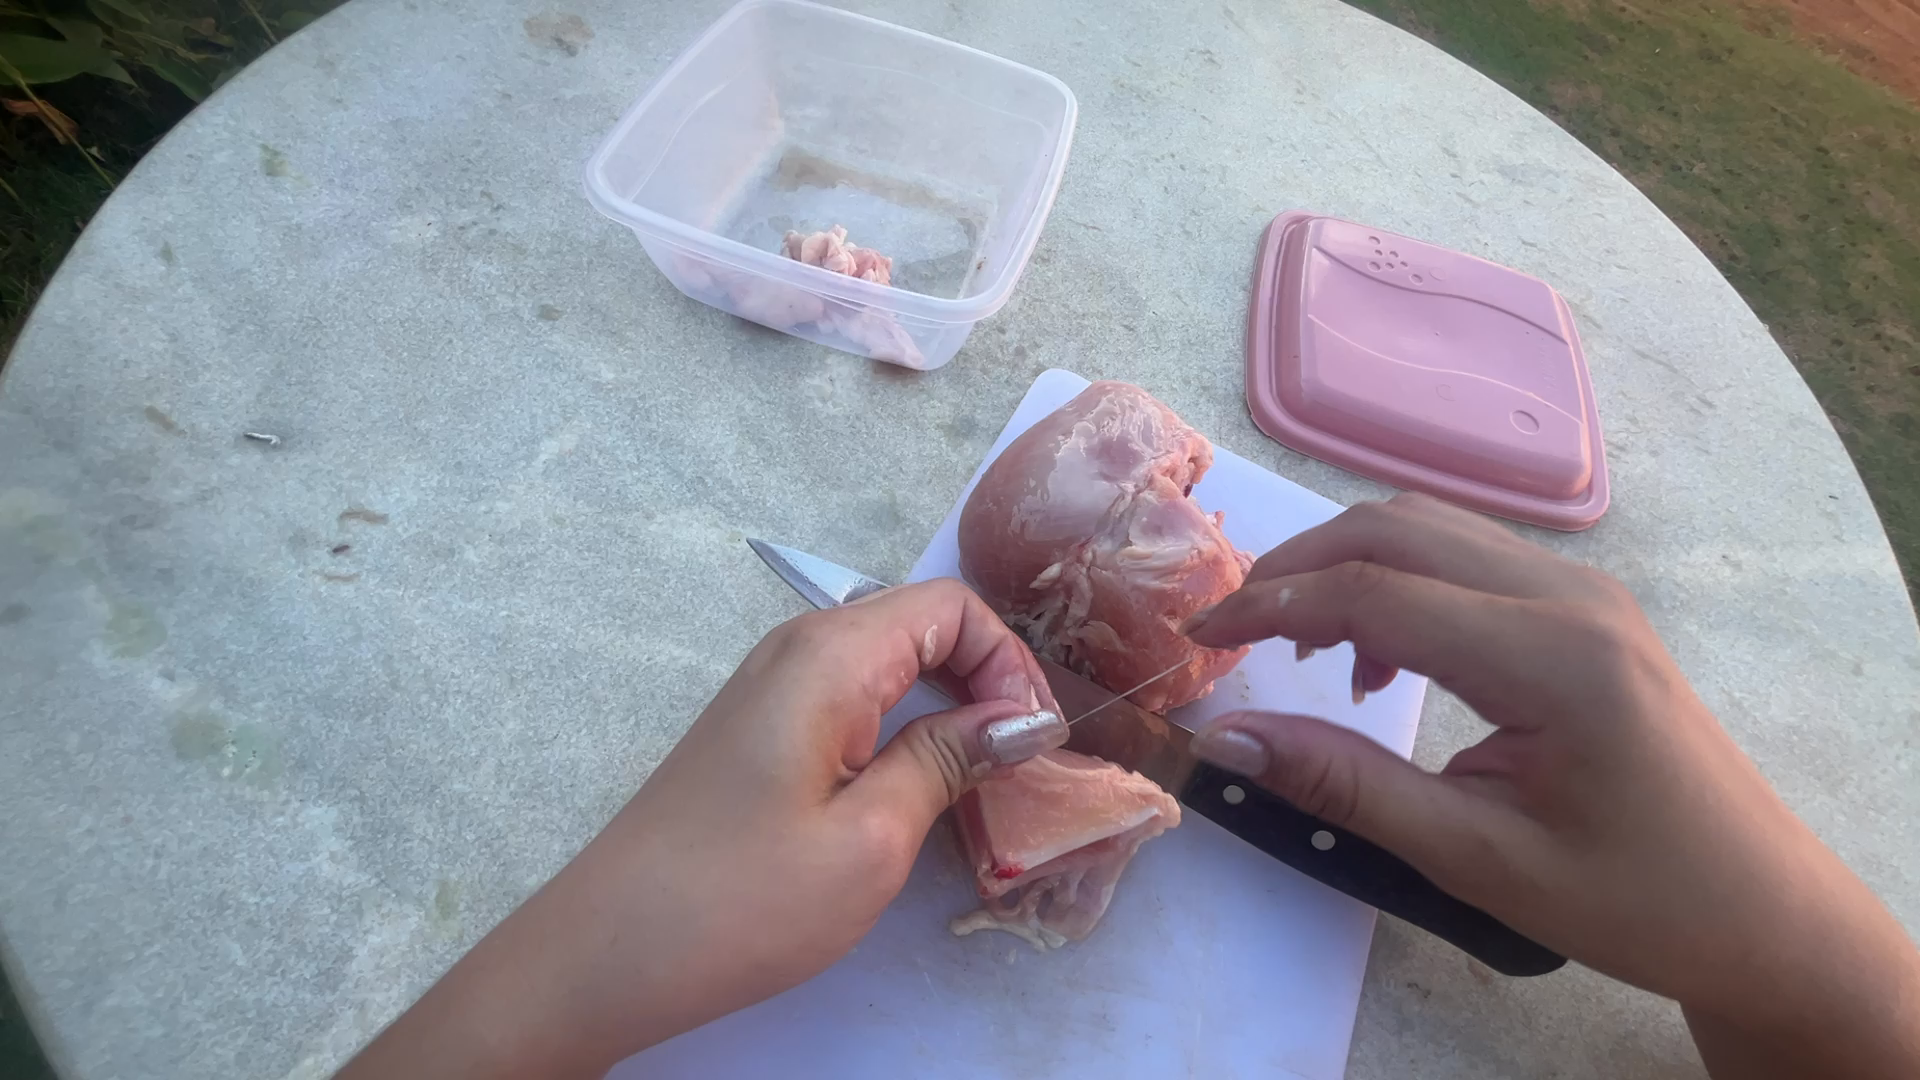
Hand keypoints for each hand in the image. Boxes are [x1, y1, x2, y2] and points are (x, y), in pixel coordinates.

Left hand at [338, 579, 1065, 1079]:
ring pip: (893, 653)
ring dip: (949, 696)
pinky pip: (858, 685)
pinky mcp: (768, 715)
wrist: (608, 950)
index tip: (1032, 735)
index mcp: (832, 653)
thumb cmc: (745, 898)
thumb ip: (950, 757)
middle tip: (1018, 754)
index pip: (950, 606)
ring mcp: (778, 677)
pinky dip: (907, 713)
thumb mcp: (871, 836)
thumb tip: (1023, 718)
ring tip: (981, 765)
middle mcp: (803, 643)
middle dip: (985, 674)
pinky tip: (920, 767)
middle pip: (923, 621)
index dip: (1006, 659)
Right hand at [1180, 494, 1919, 1078]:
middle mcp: (1565, 593)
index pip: (1373, 591)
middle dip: (1291, 567)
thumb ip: (1342, 786)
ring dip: (1333, 565)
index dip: (1269, 605)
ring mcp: (1575, 586)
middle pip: (1388, 528)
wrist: (1769, 914)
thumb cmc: (1629, 898)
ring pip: (1417, 524)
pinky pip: (1448, 551)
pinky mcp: (1569, 599)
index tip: (1201, 633)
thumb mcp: (1473, 858)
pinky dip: (1379, 577)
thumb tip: (1227, 739)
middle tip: (1235, 625)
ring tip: (1292, 636)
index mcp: (1552, 657)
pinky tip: (1371, 653)